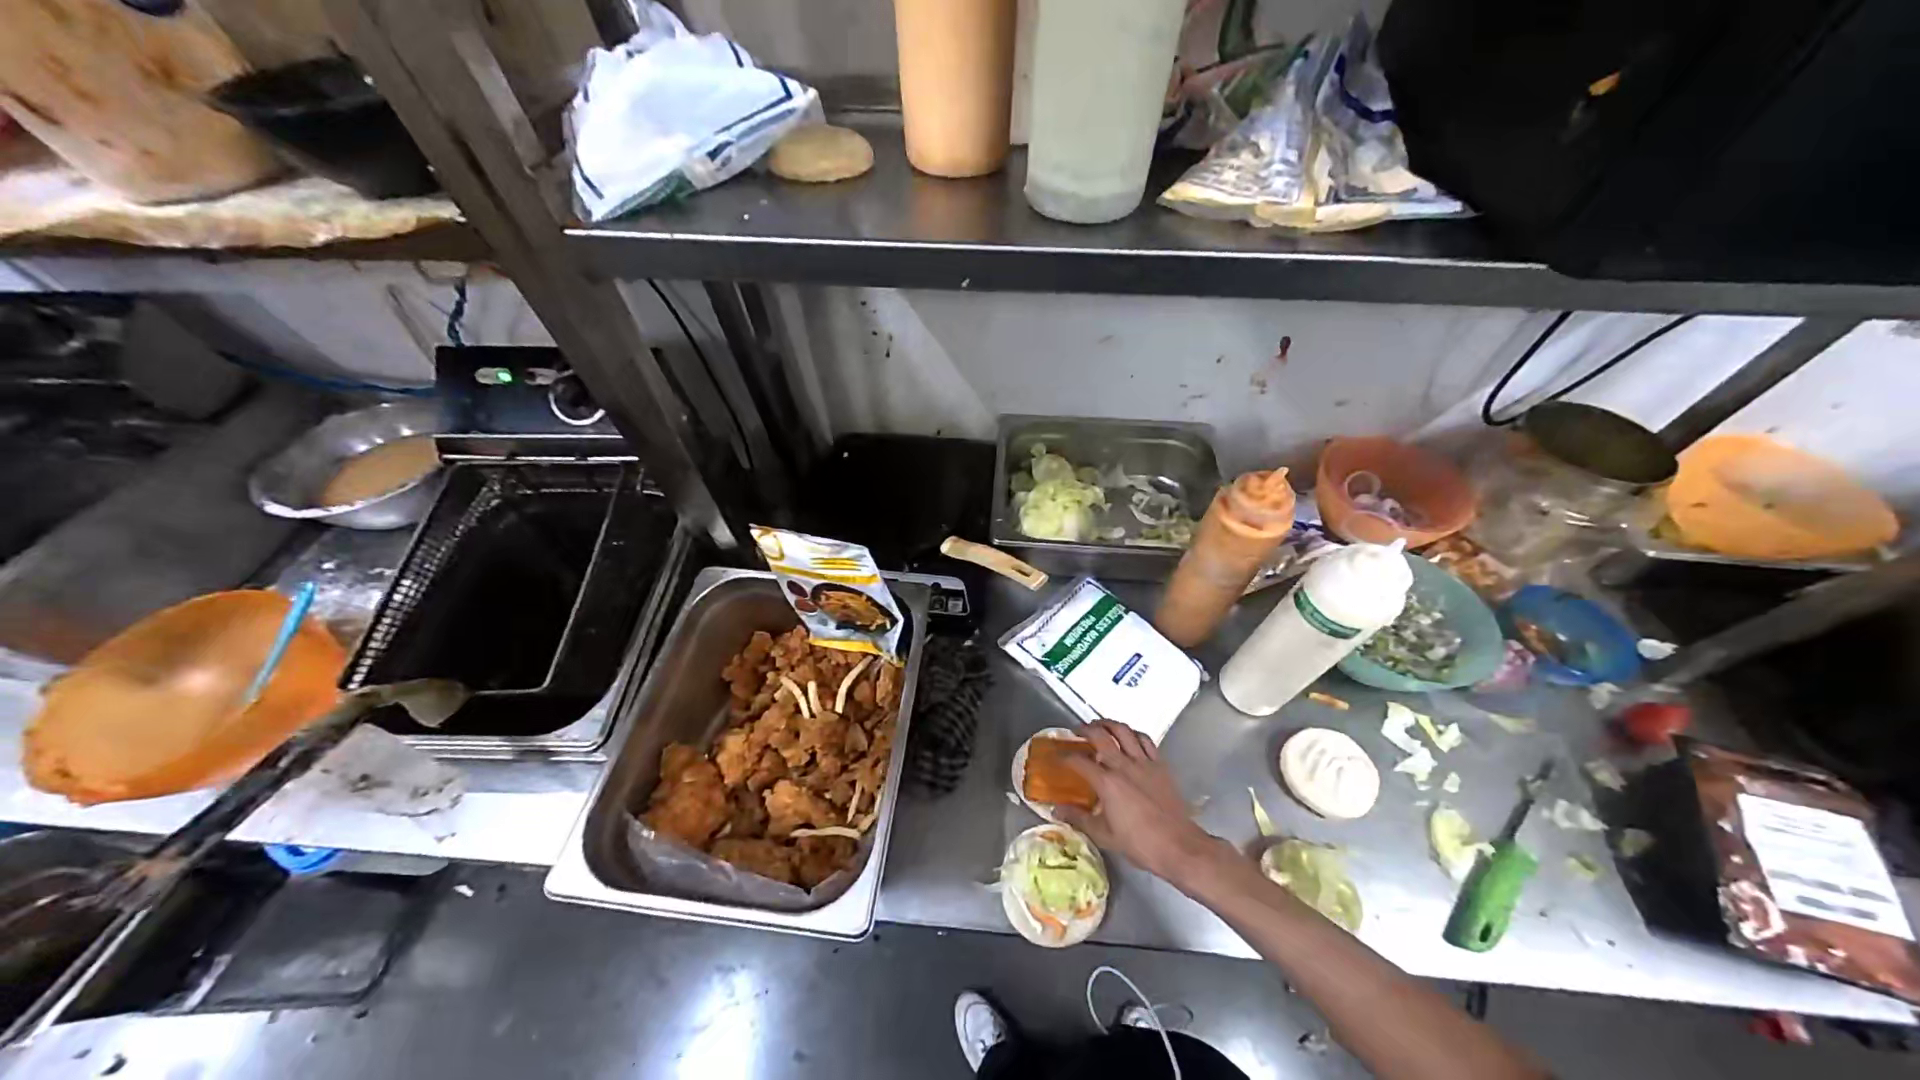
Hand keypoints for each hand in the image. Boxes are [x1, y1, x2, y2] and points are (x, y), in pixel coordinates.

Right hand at [1058, 720, 1230, 885]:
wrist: (1179, 846)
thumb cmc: (1139, 844)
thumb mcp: (1103, 835)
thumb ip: (1078, 818)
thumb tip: (1057, 809)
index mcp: (1107, 782)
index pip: (1079, 761)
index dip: (1065, 756)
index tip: (1058, 757)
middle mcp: (1124, 766)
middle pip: (1101, 736)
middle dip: (1085, 730)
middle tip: (1077, 731)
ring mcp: (1144, 763)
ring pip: (1124, 731)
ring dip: (1109, 724)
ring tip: (1101, 725)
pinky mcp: (1160, 766)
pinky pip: (1146, 741)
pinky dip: (1134, 734)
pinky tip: (1129, 737)